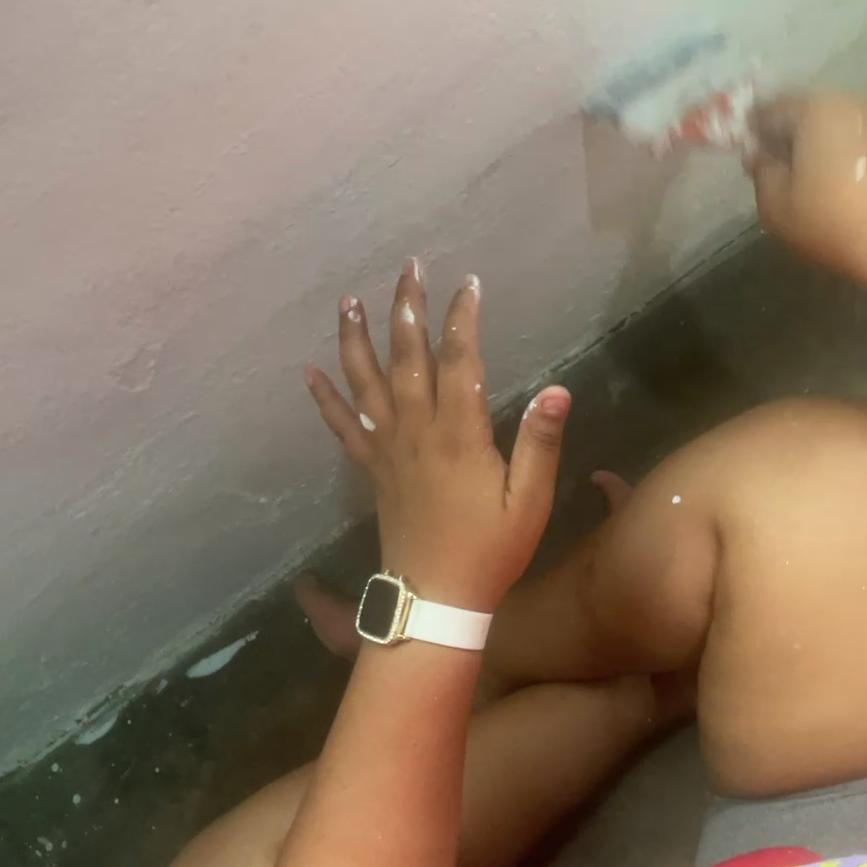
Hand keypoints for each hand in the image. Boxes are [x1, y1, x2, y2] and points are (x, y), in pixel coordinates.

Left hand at [305, 260, 568, 611]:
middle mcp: (417, 432)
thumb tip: (558, 388)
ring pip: (366, 384)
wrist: (436, 598)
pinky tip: (308, 372)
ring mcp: (388, 450)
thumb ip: (541, 444)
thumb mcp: (530, 502)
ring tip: (349, 300)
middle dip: (408, 310)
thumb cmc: (490, 551)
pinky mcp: (372, 471)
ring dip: (356, 340)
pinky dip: (325, 399)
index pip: (460, 361)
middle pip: (407, 358)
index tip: (469, 283)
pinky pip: (343, 428)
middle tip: (408, 268)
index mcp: (459, 435)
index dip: (463, 319)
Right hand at [749, 93, 866, 281]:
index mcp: (815, 109)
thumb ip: (762, 174)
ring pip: (828, 130)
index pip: (769, 109)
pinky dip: (832, 160)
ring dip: (809, 152)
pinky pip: (849, 144)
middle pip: (803, 114)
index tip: (742, 158)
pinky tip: (827, 192)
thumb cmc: (831, 220)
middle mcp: (848, 104)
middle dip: (782, 139)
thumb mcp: (776, 205)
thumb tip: (760, 156)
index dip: (750, 132)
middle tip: (767, 175)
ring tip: (797, 189)